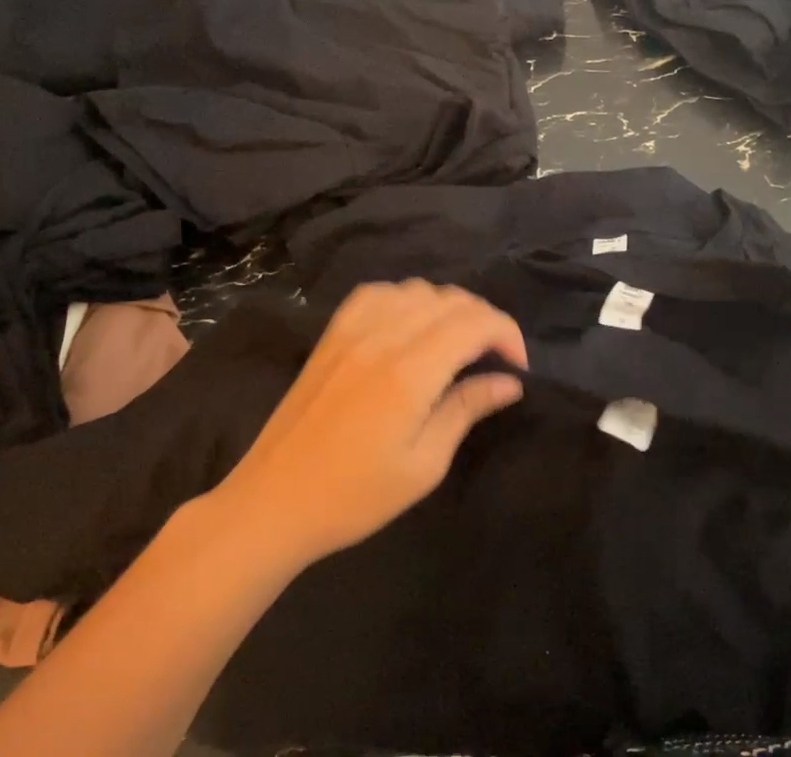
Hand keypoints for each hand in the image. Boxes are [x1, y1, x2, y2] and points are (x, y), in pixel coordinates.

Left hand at [218, 280, 527, 561]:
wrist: (273, 501)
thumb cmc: (355, 497)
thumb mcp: (424, 466)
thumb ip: (466, 411)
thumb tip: (509, 382)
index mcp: (409, 373)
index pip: (475, 322)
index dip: (508, 334)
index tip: (517, 368)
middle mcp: (381, 338)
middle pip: (450, 300)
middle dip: (485, 321)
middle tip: (494, 361)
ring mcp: (351, 332)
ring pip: (417, 289)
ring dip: (448, 308)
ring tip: (457, 345)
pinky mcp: (331, 336)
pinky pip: (377, 294)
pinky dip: (407, 300)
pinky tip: (411, 327)